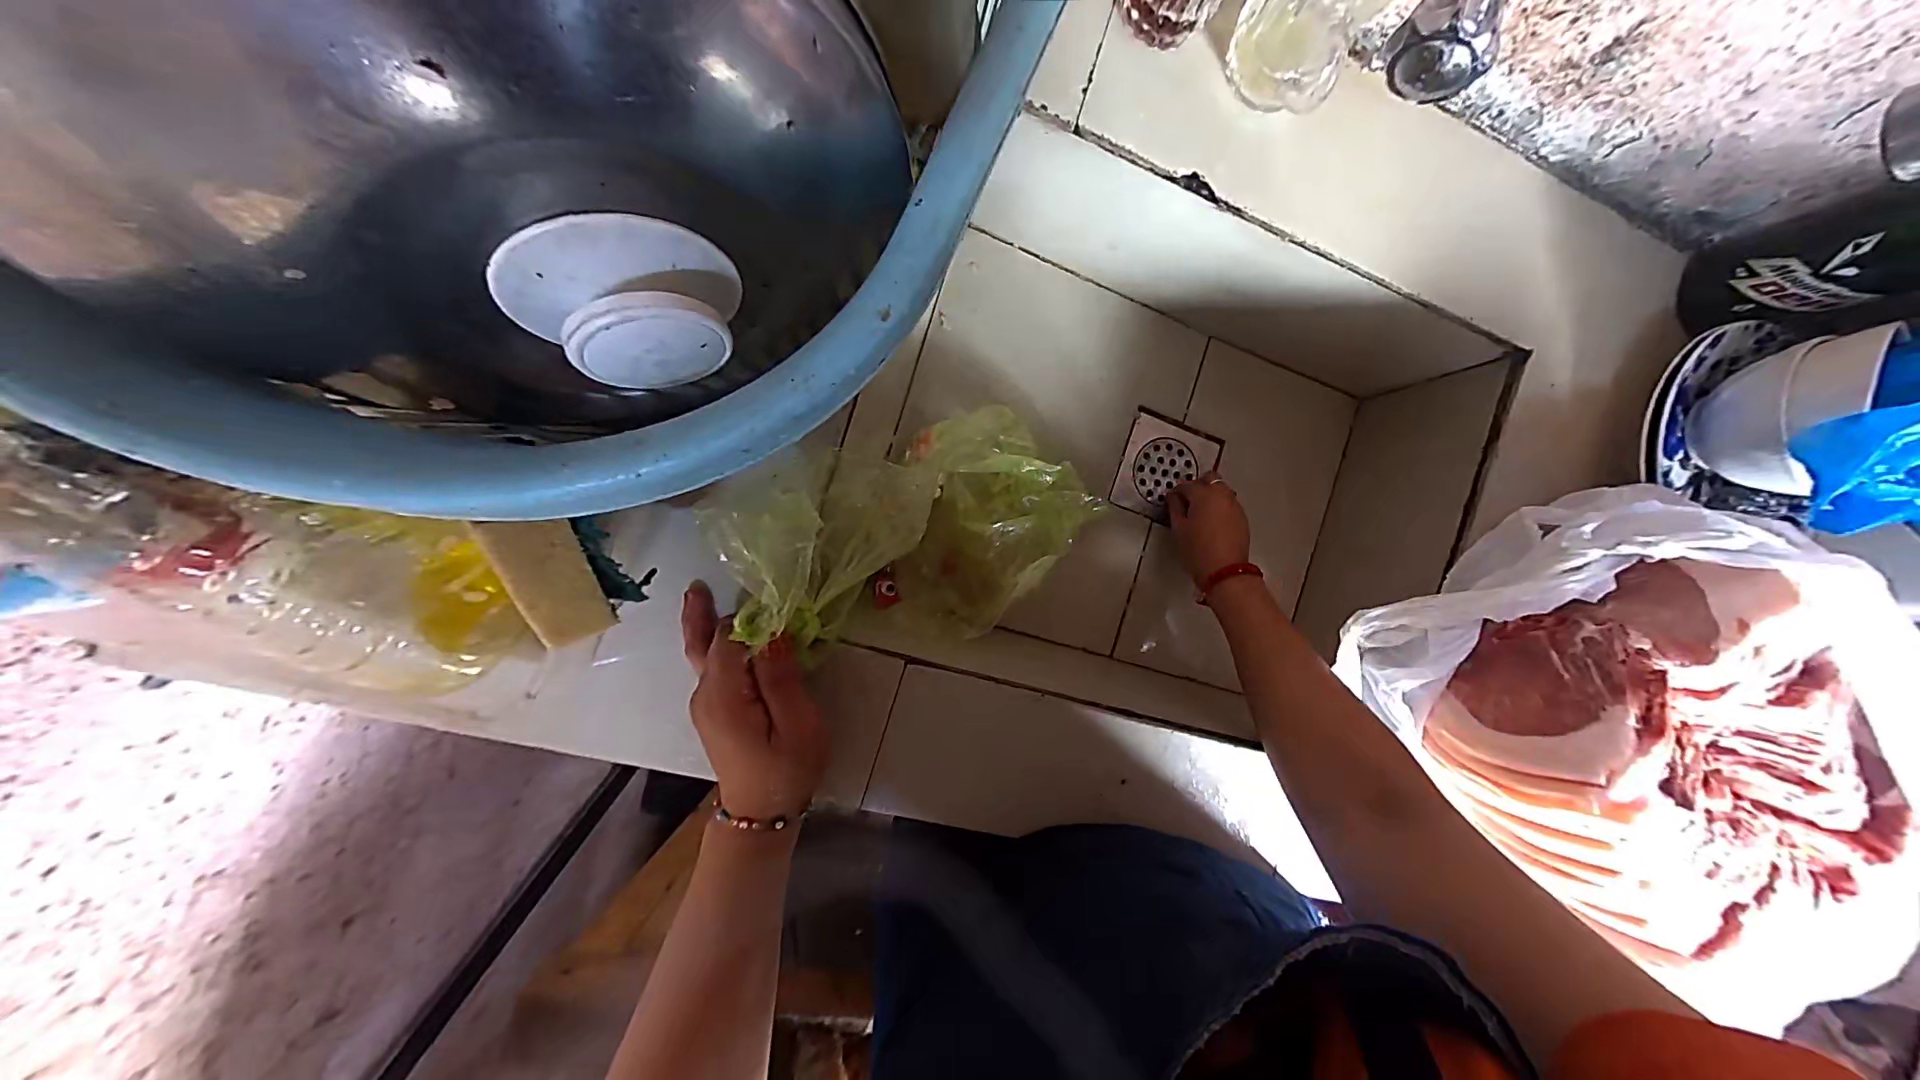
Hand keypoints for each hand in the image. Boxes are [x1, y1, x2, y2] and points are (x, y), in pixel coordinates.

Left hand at [680, 581, 828, 821]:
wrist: (761, 815)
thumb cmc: (787, 769)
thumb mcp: (798, 723)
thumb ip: (781, 676)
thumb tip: (772, 632)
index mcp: (724, 695)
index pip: (728, 639)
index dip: (750, 616)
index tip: (773, 599)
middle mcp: (705, 694)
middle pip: (700, 644)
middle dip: (701, 613)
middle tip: (697, 583)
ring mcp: (706, 704)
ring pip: (703, 656)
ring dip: (709, 627)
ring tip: (705, 596)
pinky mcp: (714, 711)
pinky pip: (712, 669)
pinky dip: (720, 647)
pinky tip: (732, 637)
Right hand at [1167, 470, 1250, 586]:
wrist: (1224, 571)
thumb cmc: (1196, 550)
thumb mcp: (1178, 529)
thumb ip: (1175, 507)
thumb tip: (1174, 497)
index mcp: (1204, 495)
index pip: (1186, 485)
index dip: (1176, 492)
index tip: (1171, 501)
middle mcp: (1222, 495)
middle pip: (1210, 479)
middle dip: (1197, 486)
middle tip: (1187, 501)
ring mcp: (1235, 505)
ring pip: (1222, 490)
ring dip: (1210, 495)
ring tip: (1200, 512)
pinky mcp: (1242, 517)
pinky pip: (1229, 503)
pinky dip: (1219, 506)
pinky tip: (1212, 522)